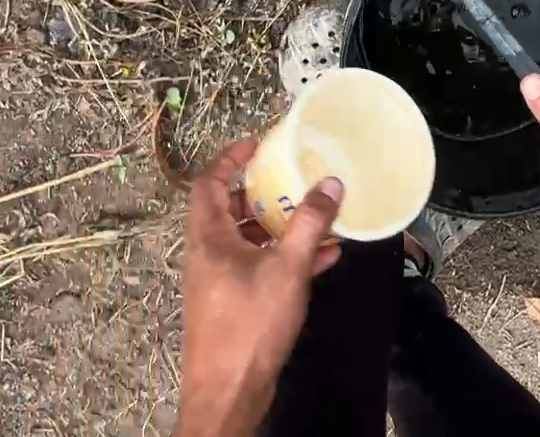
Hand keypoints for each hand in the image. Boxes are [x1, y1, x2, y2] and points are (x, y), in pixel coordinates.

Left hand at [176, 140, 342, 436]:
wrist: (228, 396)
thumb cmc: (250, 324)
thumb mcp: (287, 268)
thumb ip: (309, 223)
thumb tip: (331, 182)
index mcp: (209, 239)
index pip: (208, 184)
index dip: (229, 159)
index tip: (257, 144)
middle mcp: (209, 255)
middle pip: (229, 209)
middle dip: (262, 190)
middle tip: (293, 175)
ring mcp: (220, 281)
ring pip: (248, 239)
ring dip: (279, 224)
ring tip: (314, 212)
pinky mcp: (235, 304)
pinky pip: (260, 266)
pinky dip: (287, 255)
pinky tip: (324, 256)